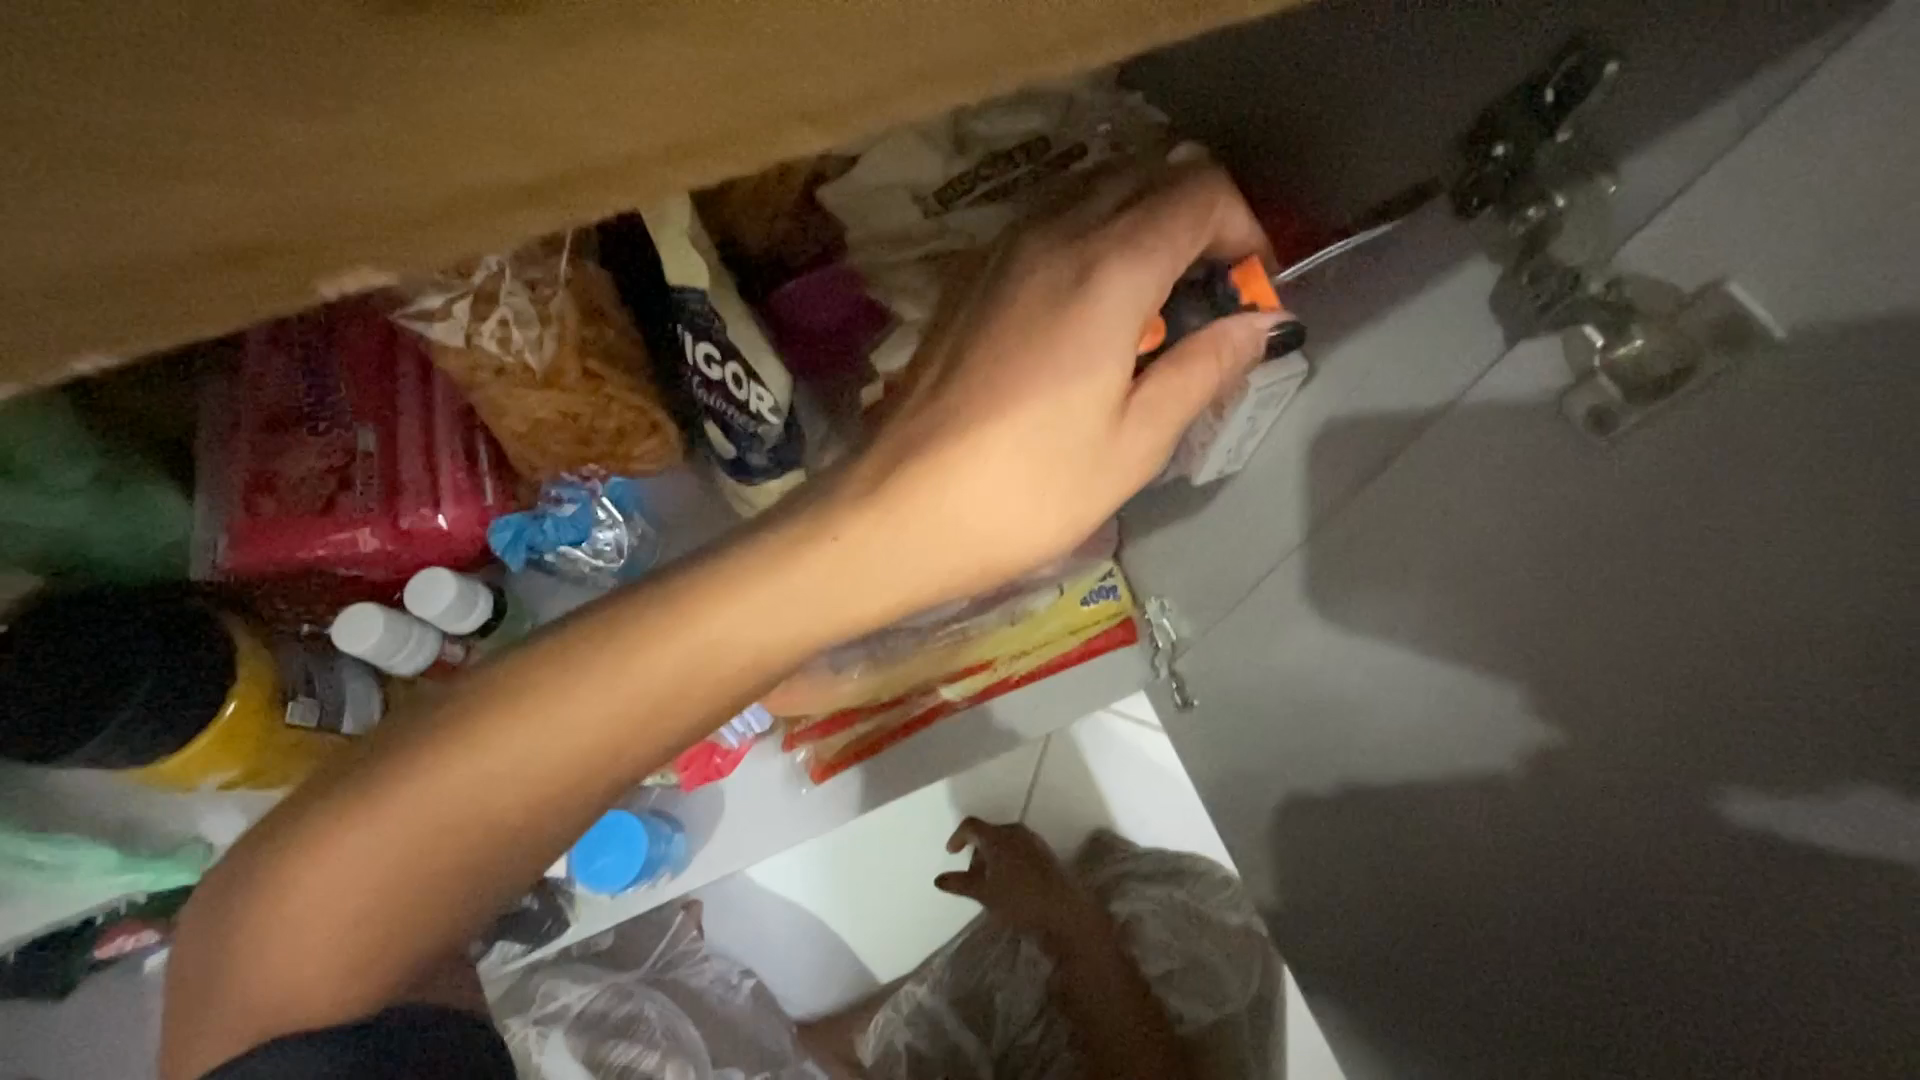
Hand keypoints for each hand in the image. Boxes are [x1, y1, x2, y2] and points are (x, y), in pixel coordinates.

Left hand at [830, 164, 1276, 617]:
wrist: (901, 509)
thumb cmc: (1027, 491)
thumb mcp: (1133, 444)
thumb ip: (1202, 369)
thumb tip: (1258, 324)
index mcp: (1106, 271)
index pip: (1200, 193)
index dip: (1243, 230)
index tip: (1250, 292)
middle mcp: (1051, 235)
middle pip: (1149, 176)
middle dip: (1197, 221)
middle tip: (1207, 298)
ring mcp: (999, 251)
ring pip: (1093, 192)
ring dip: (1139, 226)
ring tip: (1149, 308)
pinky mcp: (967, 278)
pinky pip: (1045, 225)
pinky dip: (1087, 241)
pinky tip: (1085, 315)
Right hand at [934, 818, 1106, 948]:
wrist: (1065, 913)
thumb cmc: (1019, 901)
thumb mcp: (984, 895)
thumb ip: (960, 884)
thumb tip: (939, 879)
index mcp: (998, 837)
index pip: (972, 825)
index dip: (958, 836)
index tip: (951, 853)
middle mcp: (1016, 832)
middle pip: (989, 834)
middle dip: (977, 853)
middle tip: (973, 878)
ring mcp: (1034, 842)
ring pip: (1006, 842)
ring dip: (994, 858)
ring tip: (991, 885)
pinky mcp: (1046, 854)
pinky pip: (1020, 849)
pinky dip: (1009, 861)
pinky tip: (1011, 885)